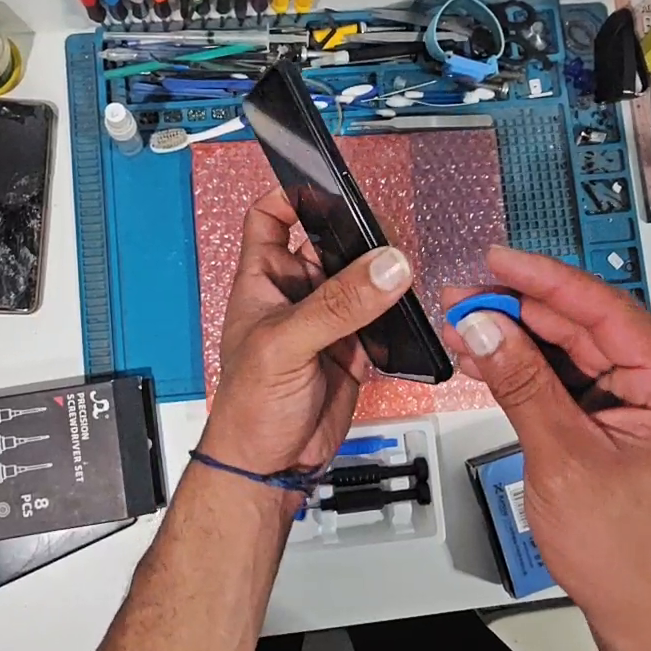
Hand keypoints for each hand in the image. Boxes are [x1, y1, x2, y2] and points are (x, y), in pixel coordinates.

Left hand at [201, 188, 414, 475]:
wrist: (272, 464)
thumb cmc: (249, 406)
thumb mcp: (286, 345)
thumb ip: (336, 305)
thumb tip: (384, 268)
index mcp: (264, 280)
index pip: (271, 217)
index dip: (292, 195)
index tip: (327, 185)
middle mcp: (296, 294)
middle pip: (328, 243)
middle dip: (355, 238)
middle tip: (385, 238)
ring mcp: (325, 320)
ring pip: (358, 279)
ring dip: (379, 276)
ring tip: (399, 274)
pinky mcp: (351, 346)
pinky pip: (378, 316)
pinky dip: (393, 313)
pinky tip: (400, 313)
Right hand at [442, 246, 650, 648]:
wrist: (640, 615)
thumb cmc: (627, 556)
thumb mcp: (563, 458)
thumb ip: (522, 383)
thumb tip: (487, 328)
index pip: (608, 312)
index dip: (547, 281)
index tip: (502, 261)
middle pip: (586, 326)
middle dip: (521, 311)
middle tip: (467, 299)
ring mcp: (641, 404)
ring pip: (570, 350)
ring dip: (517, 339)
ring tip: (466, 325)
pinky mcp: (615, 419)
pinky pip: (566, 379)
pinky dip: (525, 369)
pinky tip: (487, 357)